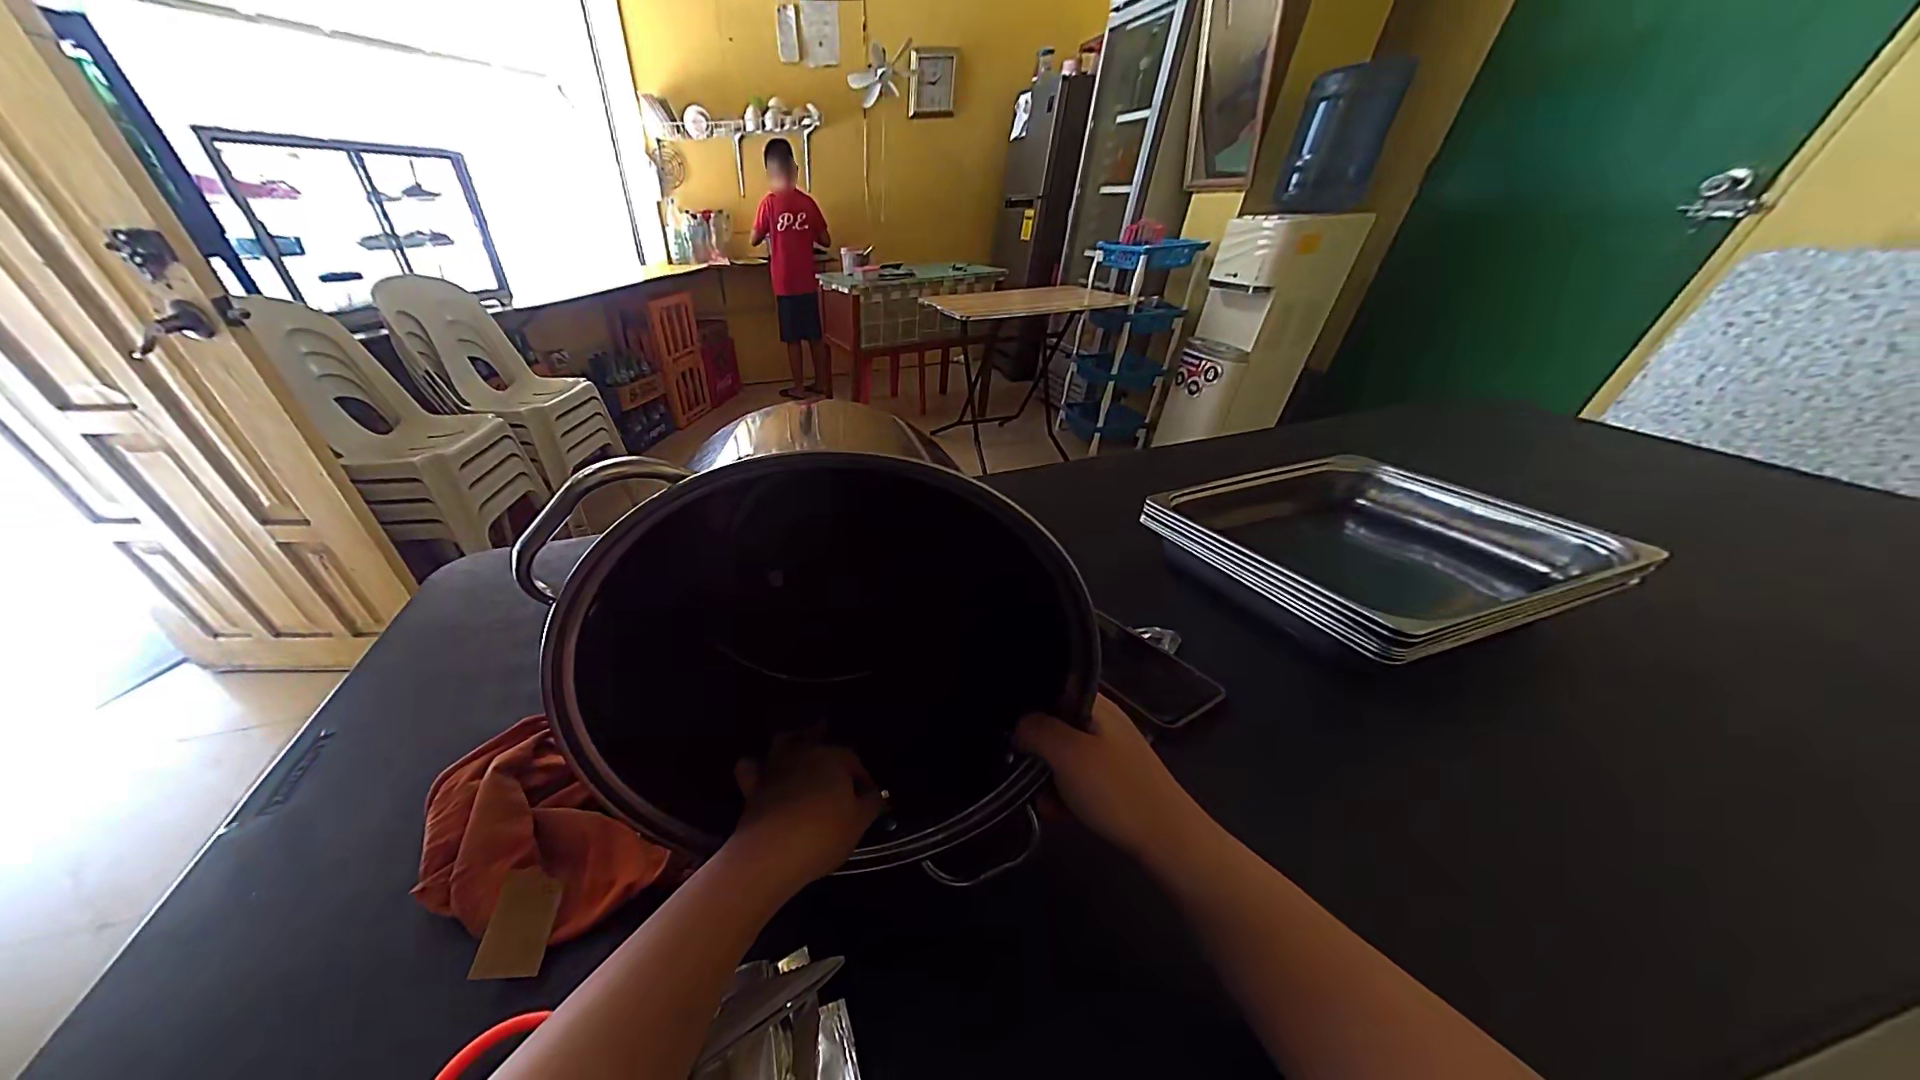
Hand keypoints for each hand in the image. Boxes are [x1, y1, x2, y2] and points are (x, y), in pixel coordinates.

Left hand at [725, 732, 882, 892]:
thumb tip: (874, 794)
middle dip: (824, 736)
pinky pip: (750, 767)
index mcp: (834, 758)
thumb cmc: (823, 834)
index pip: (854, 759)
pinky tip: (761, 771)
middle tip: (830, 739)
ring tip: (796, 744)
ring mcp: (775, 767)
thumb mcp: (858, 822)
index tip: (868, 795)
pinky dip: (756, 766)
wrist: (771, 853)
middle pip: (815, 735)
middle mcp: (804, 754)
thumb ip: (870, 804)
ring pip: (783, 741)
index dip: (863, 776)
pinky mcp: (752, 786)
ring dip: (791, 740)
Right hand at [1015, 694, 1204, 862]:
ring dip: (1049, 780)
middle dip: (1037, 755)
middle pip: (1053, 728)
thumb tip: (1018, 726)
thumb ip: (1036, 730)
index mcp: (1097, 705)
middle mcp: (1104, 722)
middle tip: (1034, 778)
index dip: (1029, 712)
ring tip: (1050, 803)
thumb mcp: (1067, 754)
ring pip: (1062, 757)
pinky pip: (1077, 778)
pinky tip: (1063, 813)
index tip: (1018, 738)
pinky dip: (1066, 794)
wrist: (1168, 840)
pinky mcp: (1114, 779)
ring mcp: (1110, 751)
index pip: (1051, 690)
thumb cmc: (1119, 792)